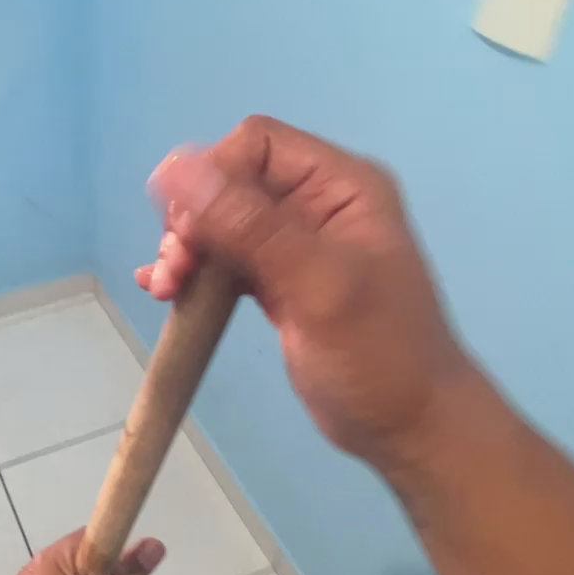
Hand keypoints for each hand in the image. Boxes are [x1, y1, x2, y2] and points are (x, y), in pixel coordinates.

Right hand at [138, 115, 475, 472]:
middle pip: (229, 182)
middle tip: (174, 275)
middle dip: (191, 222)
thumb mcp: (315, 285)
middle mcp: (315, 204)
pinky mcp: (277, 281)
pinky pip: (224, 259)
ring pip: (219, 222)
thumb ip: (248, 225)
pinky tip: (164, 292)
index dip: (210, 178)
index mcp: (339, 185)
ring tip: (166, 291)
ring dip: (185, 250)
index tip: (186, 235)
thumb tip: (174, 169)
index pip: (255, 145)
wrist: (409, 429)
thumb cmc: (377, 356)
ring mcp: (295, 244)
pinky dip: (194, 272)